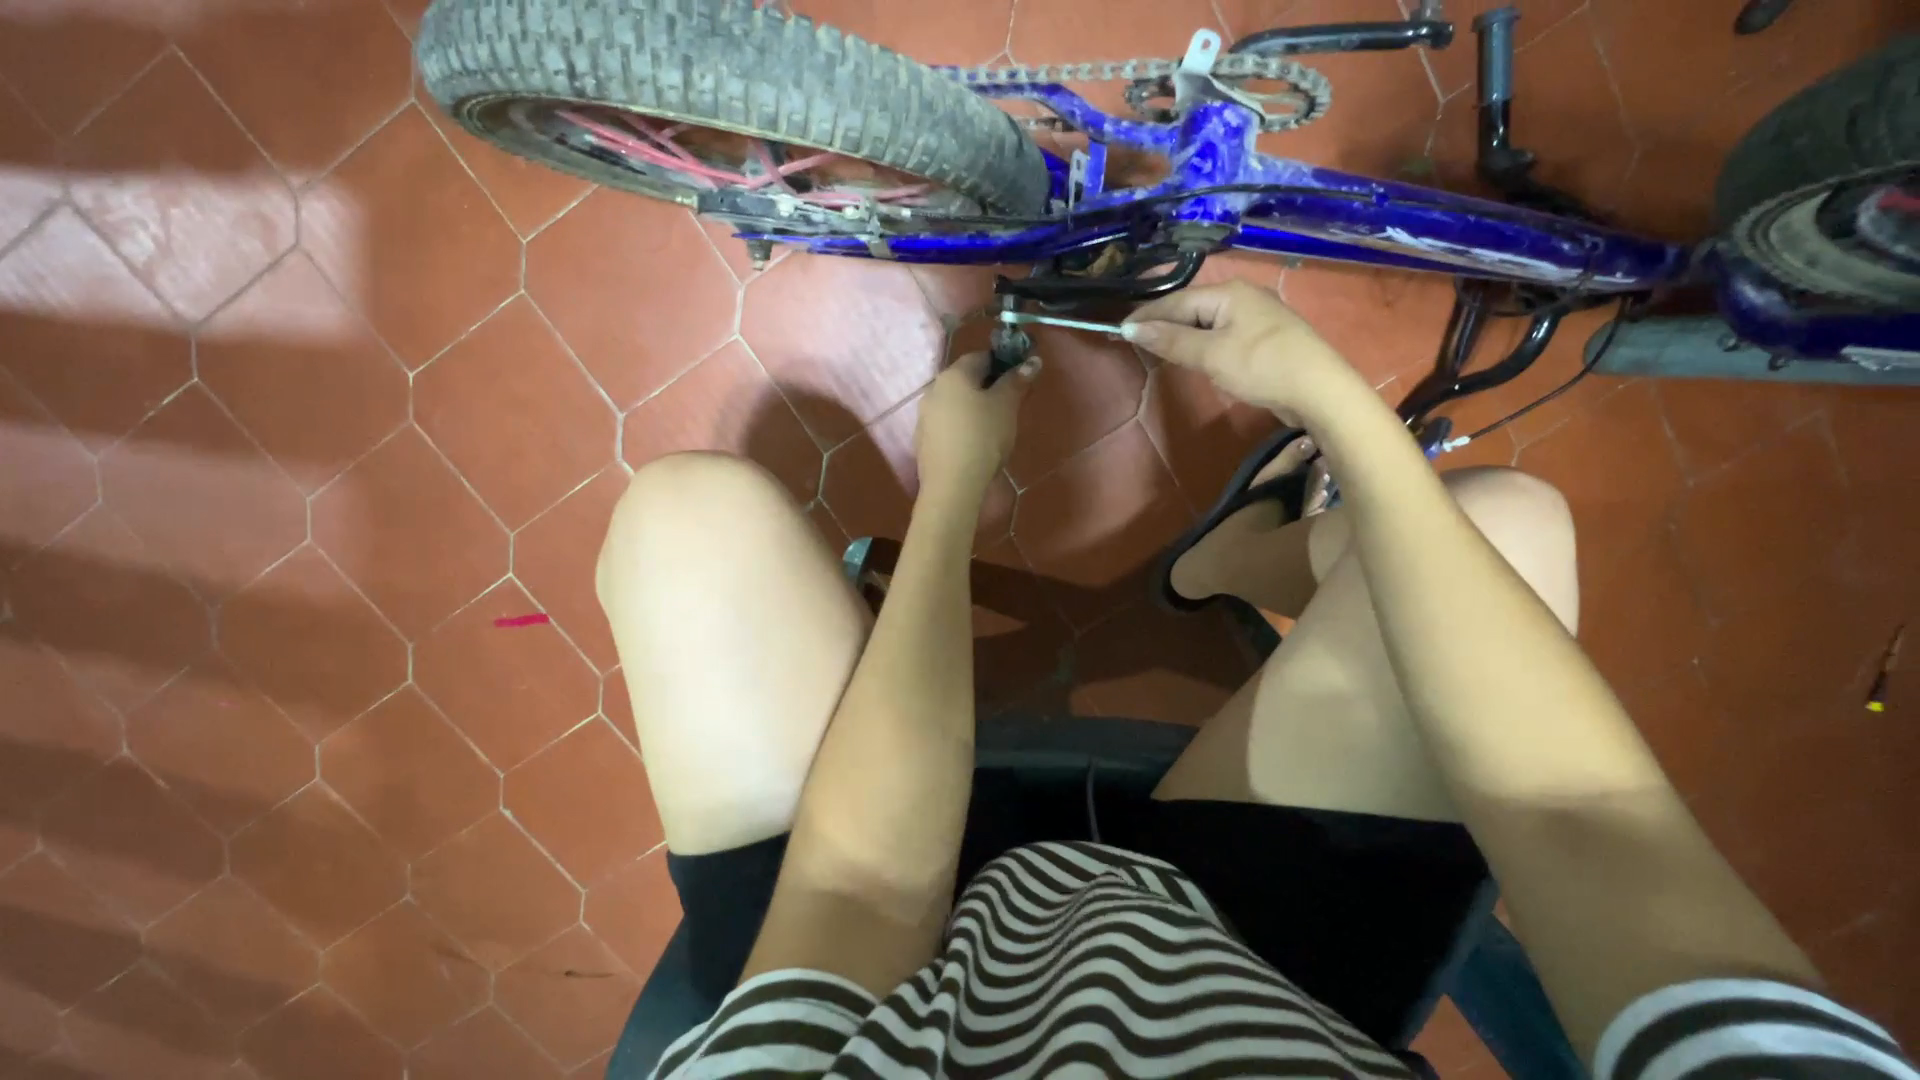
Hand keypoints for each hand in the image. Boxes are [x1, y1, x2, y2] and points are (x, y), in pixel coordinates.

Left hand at [915, 351, 1039, 496]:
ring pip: (954, 404)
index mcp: (953, 375)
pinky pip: (947, 425)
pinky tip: (975, 445)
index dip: (1002, 364)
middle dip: (988, 388)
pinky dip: (962, 428)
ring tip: (994, 429)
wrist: (952, 484)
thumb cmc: (983, 437)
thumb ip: (1017, 381)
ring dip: (973, 409)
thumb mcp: (1007, 406)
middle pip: (965, 380)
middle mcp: (933, 389)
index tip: (1018, 380)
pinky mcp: (923, 441)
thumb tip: (1031, 361)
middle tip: (1009, 406)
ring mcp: (924, 416)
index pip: (980, 357)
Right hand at [1123, 281, 1367, 424]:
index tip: (1119, 329)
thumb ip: (1171, 340)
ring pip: (1208, 321)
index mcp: (1229, 292)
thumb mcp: (1211, 354)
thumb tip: (1131, 327)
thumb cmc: (1262, 366)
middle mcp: (1243, 295)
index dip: (1147, 316)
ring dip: (1183, 333)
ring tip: (1158, 347)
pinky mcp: (1265, 337)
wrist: (1319, 390)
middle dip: (1164, 323)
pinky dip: (1204, 342)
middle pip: (1192, 307)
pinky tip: (1195, 354)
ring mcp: (1257, 316)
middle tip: (1134, 340)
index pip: (1176, 300)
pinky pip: (1224, 334)